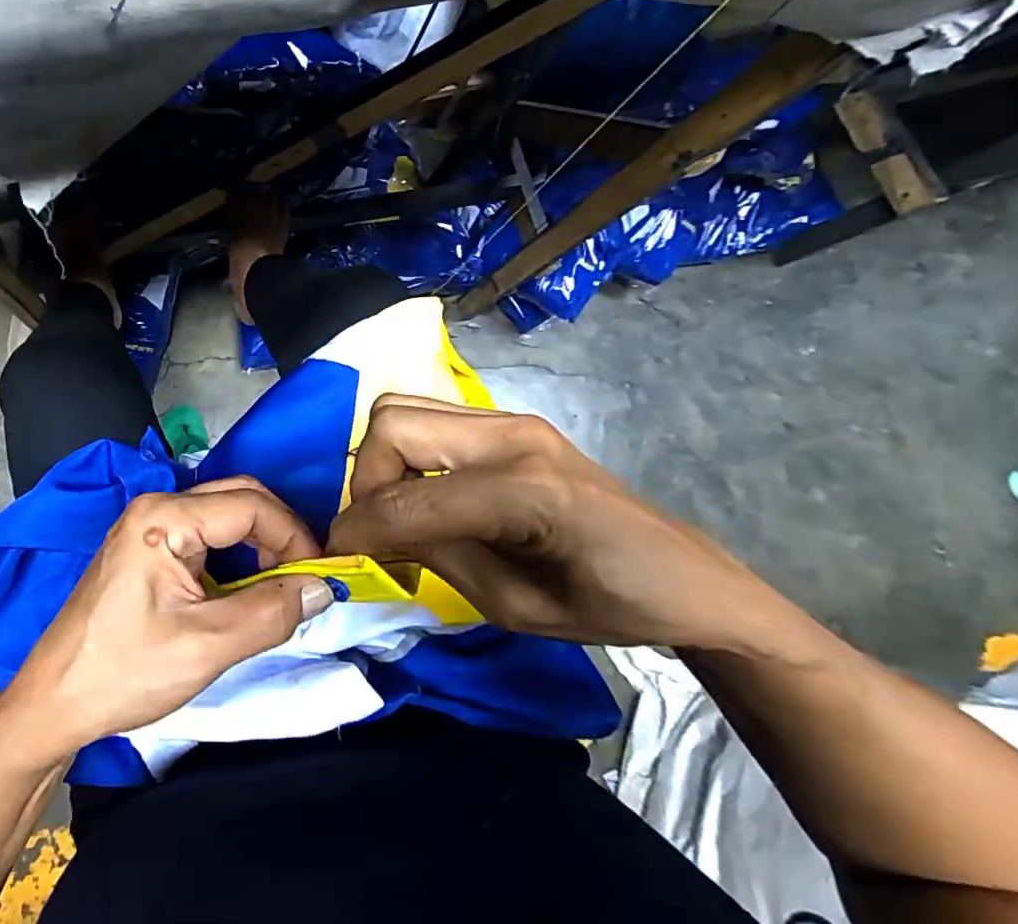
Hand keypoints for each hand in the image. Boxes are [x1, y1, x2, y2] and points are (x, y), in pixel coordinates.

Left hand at [0, 477, 335, 770]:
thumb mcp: (207, 647)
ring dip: (263, 544)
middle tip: (302, 579)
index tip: (316, 579)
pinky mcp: (148, 546)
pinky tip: (247, 588)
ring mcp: (149, 524)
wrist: (51, 707)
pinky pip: (210, 534)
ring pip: (228, 514)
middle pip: (242, 499)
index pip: (253, 506)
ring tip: (279, 586)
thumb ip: (272, 613)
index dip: (295, 538)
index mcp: (165, 517)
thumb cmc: (123, 674)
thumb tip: (323, 588)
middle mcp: (157, 507)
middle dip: (282, 535)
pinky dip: (240, 554)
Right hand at [328, 395, 792, 649]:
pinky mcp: (517, 423)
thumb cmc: (609, 606)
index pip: (405, 499)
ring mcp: (516, 420)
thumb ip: (438, 558)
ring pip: (408, 410)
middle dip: (364, 480)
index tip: (336, 560)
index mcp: (523, 491)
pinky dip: (412, 455)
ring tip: (398, 516)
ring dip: (384, 462)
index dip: (357, 531)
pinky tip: (429, 498)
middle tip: (373, 533)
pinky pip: (436, 422)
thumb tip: (375, 532)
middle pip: (392, 422)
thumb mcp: (513, 607)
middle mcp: (513, 435)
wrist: (681, 575)